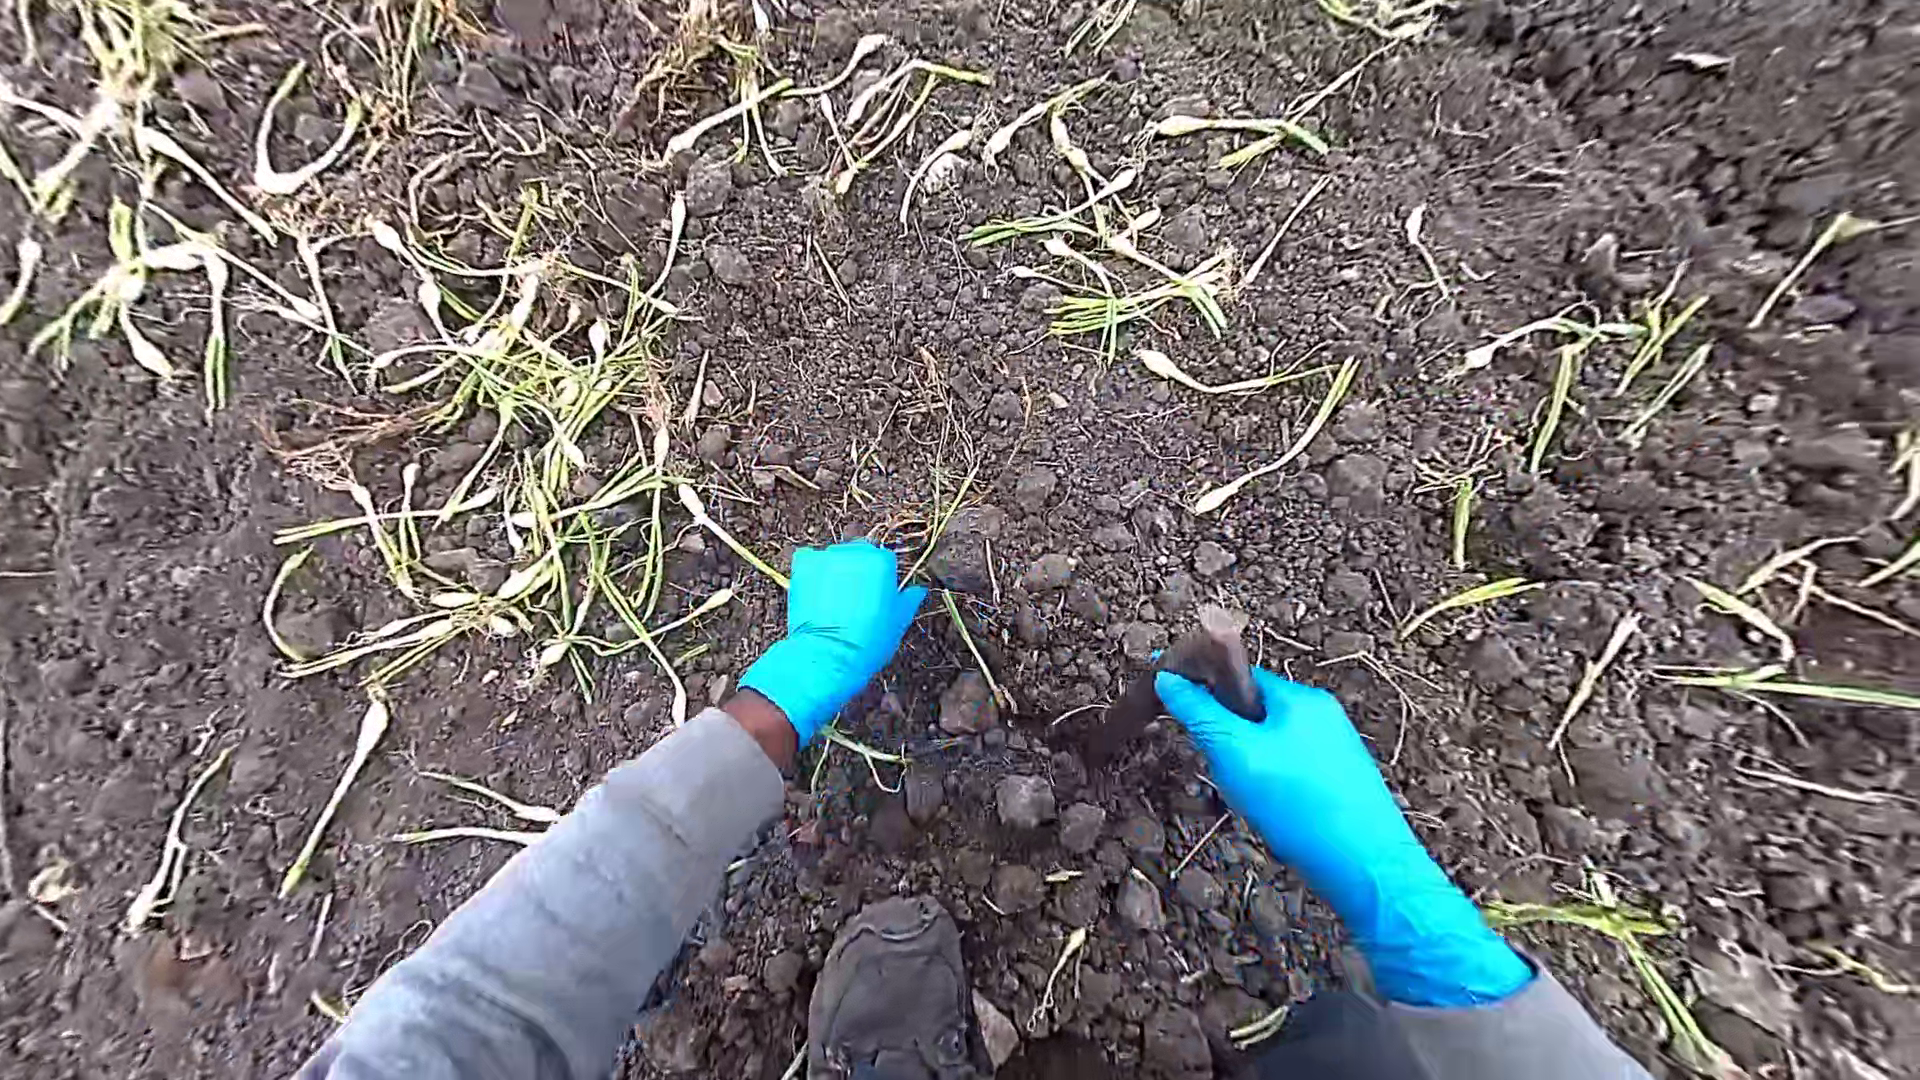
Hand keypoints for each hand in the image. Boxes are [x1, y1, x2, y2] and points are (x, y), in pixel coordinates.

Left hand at [739, 542, 926, 745]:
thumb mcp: (899, 622)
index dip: (882, 578)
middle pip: (860, 552)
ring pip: (835, 556)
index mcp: (882, 562)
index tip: (877, 594)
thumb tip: (917, 590)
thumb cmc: (867, 642)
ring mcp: (827, 557)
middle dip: (859, 569)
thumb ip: (909, 600)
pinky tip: (816, 590)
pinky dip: (813, 569)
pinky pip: (810, 558)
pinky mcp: (804, 565)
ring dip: (836, 569)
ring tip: (834, 597)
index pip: (884, 559)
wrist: (828, 657)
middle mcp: (855, 552)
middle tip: (856, 597)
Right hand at [1156, 667, 1530, 1006]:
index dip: (1204, 690)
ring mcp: (1336, 747)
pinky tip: (1269, 807)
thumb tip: (1167, 678)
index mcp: (1300, 699)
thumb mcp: (1234, 753)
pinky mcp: (1343, 779)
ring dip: (1246, 760)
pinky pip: (1290, 764)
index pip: (1239, 676)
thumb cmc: (1299, 806)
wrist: (1372, 875)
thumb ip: (1198, 712)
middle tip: (1218, 765)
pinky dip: (1269, 778)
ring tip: (1245, 793)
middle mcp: (1323, 715)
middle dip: (1227, 734)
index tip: (1178, 707)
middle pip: (1252, 710)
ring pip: (1269, 740)